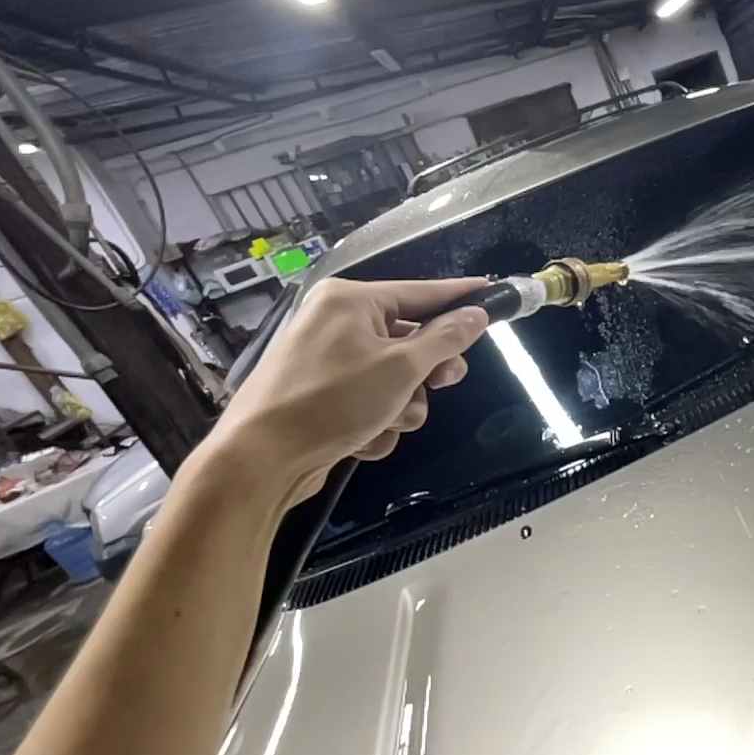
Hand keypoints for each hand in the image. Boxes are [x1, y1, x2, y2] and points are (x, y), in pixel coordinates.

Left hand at [208, 277, 491, 507]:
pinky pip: (375, 399)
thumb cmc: (332, 401)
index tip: (494, 292)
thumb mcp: (403, 367)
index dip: (462, 297)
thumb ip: (446, 338)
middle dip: (429, 371)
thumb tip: (475, 315)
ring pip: (400, 376)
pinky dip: (379, 420)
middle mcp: (338, 322)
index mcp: (351, 301)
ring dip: (404, 404)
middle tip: (441, 383)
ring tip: (386, 421)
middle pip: (415, 338)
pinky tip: (363, 438)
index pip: (423, 292)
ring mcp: (330, 360)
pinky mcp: (325, 394)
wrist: (259, 462)